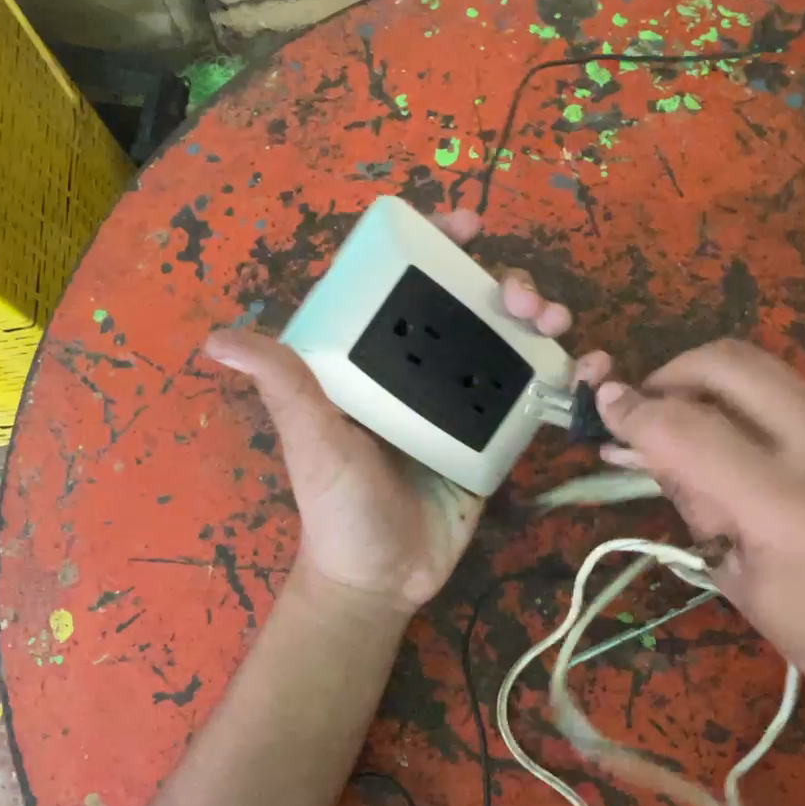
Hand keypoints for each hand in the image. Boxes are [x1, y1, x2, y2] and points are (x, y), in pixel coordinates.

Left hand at [206, 209, 609, 613]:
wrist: (386, 580)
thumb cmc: (339, 507)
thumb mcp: (312, 442)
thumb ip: (284, 386)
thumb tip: (217, 338)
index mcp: (374, 360)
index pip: (402, 286)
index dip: (434, 247)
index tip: (466, 226)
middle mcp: (419, 371)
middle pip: (466, 305)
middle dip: (502, 284)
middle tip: (521, 298)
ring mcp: (461, 401)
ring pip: (505, 340)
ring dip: (537, 318)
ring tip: (554, 322)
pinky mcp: (494, 435)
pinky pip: (530, 393)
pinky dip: (563, 372)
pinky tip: (587, 367)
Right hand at [594, 339, 804, 728]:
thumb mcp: (733, 574)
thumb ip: (689, 495)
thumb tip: (635, 439)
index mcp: (793, 509)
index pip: (688, 430)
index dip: (634, 411)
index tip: (604, 403)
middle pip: (732, 364)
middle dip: (675, 372)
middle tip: (652, 402)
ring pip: (769, 378)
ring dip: (724, 400)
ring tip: (720, 452)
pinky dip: (770, 418)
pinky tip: (778, 462)